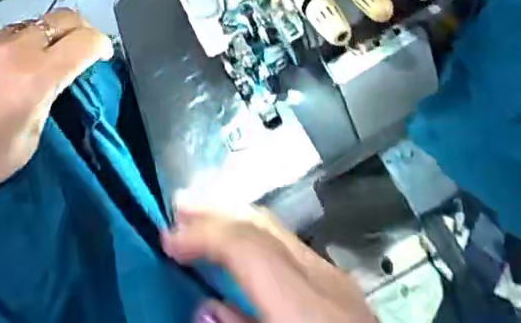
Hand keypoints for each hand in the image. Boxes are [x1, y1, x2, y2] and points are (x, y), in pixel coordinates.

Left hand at [0, 9, 113, 252]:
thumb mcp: (19, 148)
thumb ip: (42, 105)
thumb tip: (49, 83)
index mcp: (32, 76)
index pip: (81, 40)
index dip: (100, 44)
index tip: (103, 55)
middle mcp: (10, 46)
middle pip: (57, 18)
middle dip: (77, 30)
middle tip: (81, 52)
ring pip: (27, 25)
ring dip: (42, 37)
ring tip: (40, 65)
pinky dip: (13, 45)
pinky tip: (2, 72)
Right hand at [163, 206, 375, 322]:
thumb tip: (206, 309)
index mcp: (308, 311)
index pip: (247, 247)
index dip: (202, 235)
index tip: (165, 241)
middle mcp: (329, 290)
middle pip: (266, 229)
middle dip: (219, 213)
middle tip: (178, 208)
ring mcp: (347, 295)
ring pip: (283, 236)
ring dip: (239, 224)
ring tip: (205, 221)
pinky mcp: (354, 307)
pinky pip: (297, 255)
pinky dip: (263, 243)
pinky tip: (248, 258)